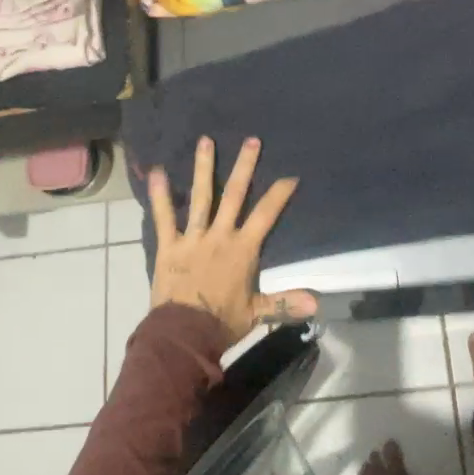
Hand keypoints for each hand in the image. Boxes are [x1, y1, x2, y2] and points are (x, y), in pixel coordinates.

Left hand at [147, 136, 318, 348]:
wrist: (183, 334)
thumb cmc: (222, 323)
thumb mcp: (257, 313)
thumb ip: (285, 303)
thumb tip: (316, 303)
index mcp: (243, 250)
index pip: (265, 215)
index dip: (279, 194)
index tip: (290, 175)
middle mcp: (219, 236)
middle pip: (235, 195)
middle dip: (244, 166)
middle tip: (251, 140)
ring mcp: (192, 238)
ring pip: (200, 197)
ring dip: (204, 168)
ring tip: (205, 141)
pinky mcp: (169, 246)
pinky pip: (163, 217)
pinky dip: (160, 196)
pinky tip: (157, 172)